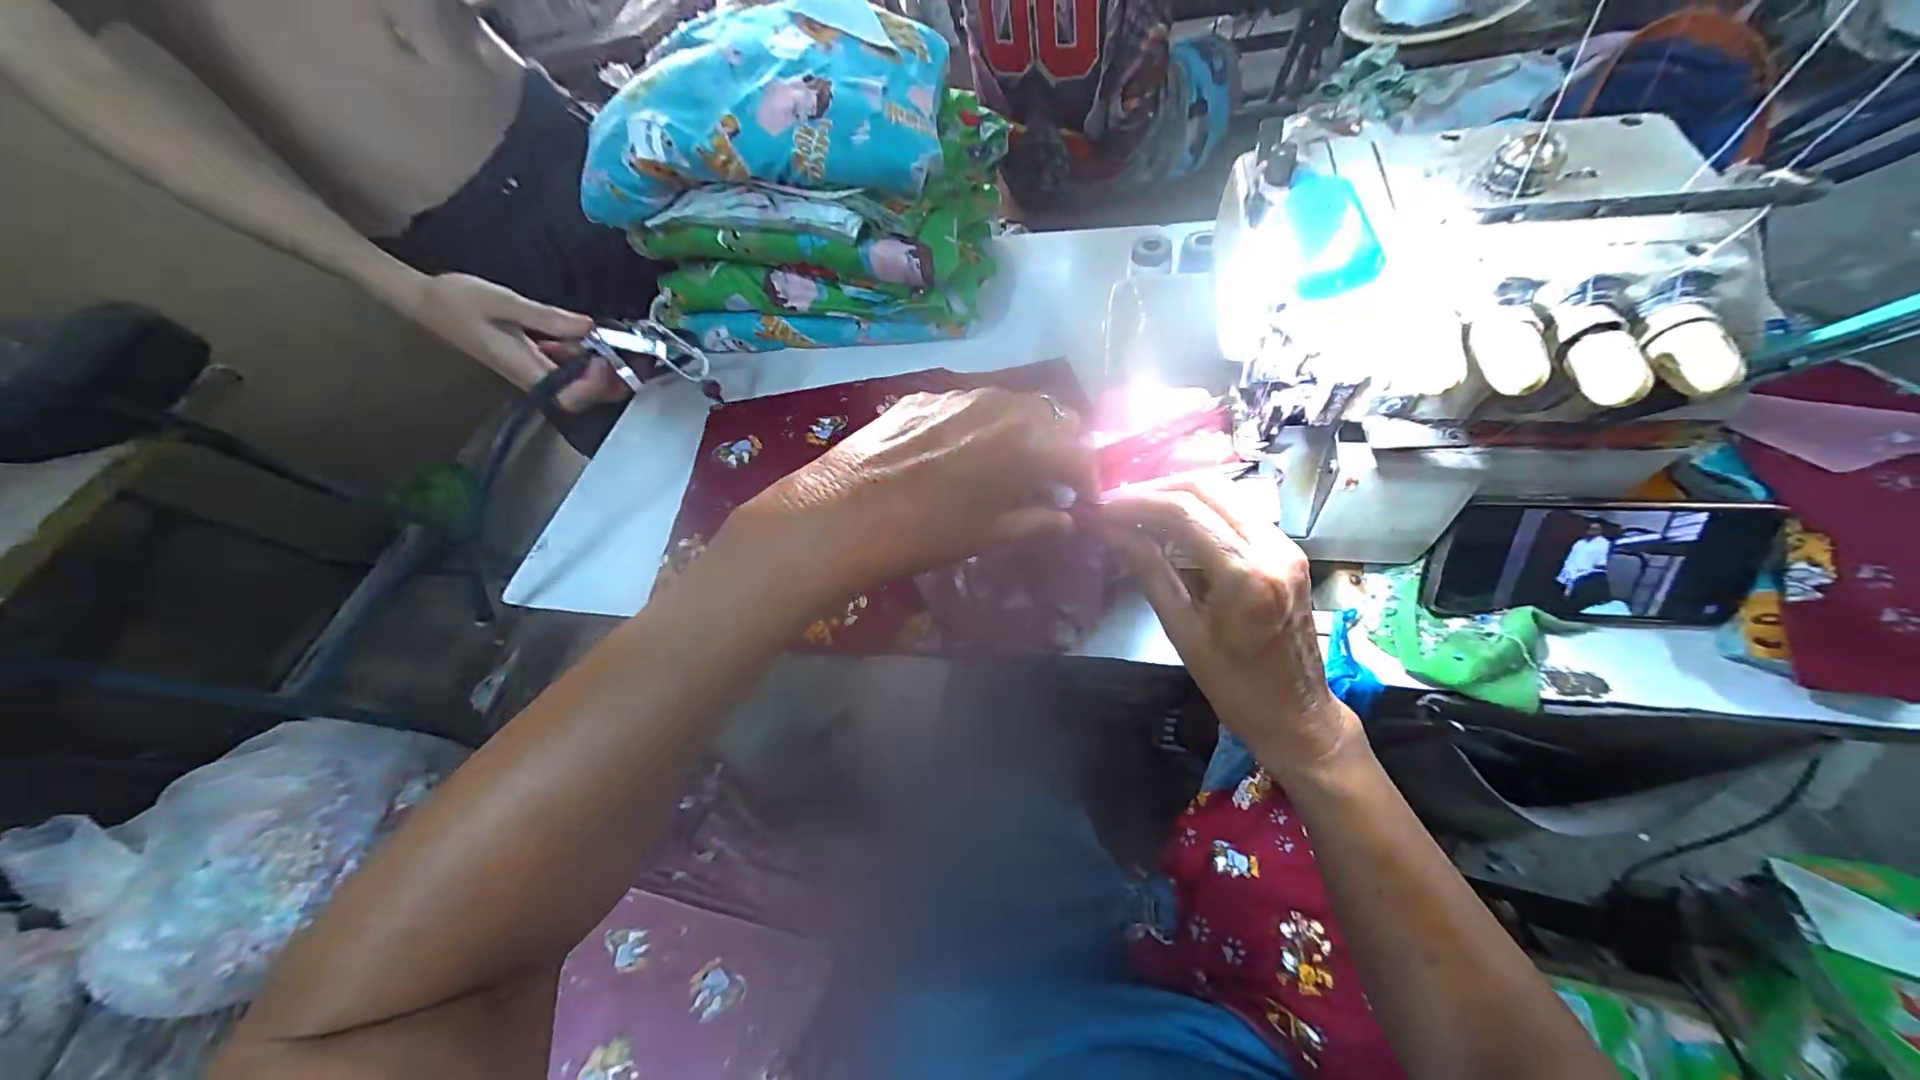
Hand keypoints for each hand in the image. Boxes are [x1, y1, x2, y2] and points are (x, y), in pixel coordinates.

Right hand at [403, 273, 596, 395]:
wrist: (427, 302)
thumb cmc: (458, 301)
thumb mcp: (504, 302)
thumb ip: (547, 318)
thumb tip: (588, 325)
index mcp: (524, 369)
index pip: (569, 397)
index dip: (594, 386)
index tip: (604, 358)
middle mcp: (533, 378)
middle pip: (581, 397)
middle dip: (609, 380)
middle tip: (625, 352)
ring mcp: (535, 371)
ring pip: (578, 383)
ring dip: (601, 367)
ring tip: (614, 341)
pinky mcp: (536, 362)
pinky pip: (568, 367)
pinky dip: (585, 355)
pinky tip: (590, 336)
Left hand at [735, 388, 1096, 591]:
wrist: (841, 515)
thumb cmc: (924, 535)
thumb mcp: (987, 535)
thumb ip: (1036, 521)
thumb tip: (1066, 517)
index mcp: (1027, 446)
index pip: (1080, 453)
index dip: (1087, 478)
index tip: (1080, 498)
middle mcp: (1001, 407)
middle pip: (1053, 416)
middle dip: (1059, 446)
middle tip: (1046, 479)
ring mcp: (960, 395)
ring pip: (1012, 403)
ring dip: (1023, 430)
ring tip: (1006, 462)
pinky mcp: (925, 395)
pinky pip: (971, 402)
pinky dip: (982, 423)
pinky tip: (959, 450)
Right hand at [1101, 478, 1364, 779]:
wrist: (1296, 714)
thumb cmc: (1234, 686)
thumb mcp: (1183, 631)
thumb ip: (1150, 572)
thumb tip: (1113, 533)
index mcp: (1246, 576)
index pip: (1183, 513)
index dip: (1137, 503)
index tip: (1103, 508)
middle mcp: (1273, 549)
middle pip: (1207, 489)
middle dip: (1155, 489)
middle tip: (1116, 503)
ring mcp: (1286, 546)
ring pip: (1225, 494)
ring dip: (1177, 494)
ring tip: (1137, 509)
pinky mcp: (1288, 551)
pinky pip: (1238, 512)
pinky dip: (1201, 509)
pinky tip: (1172, 523)